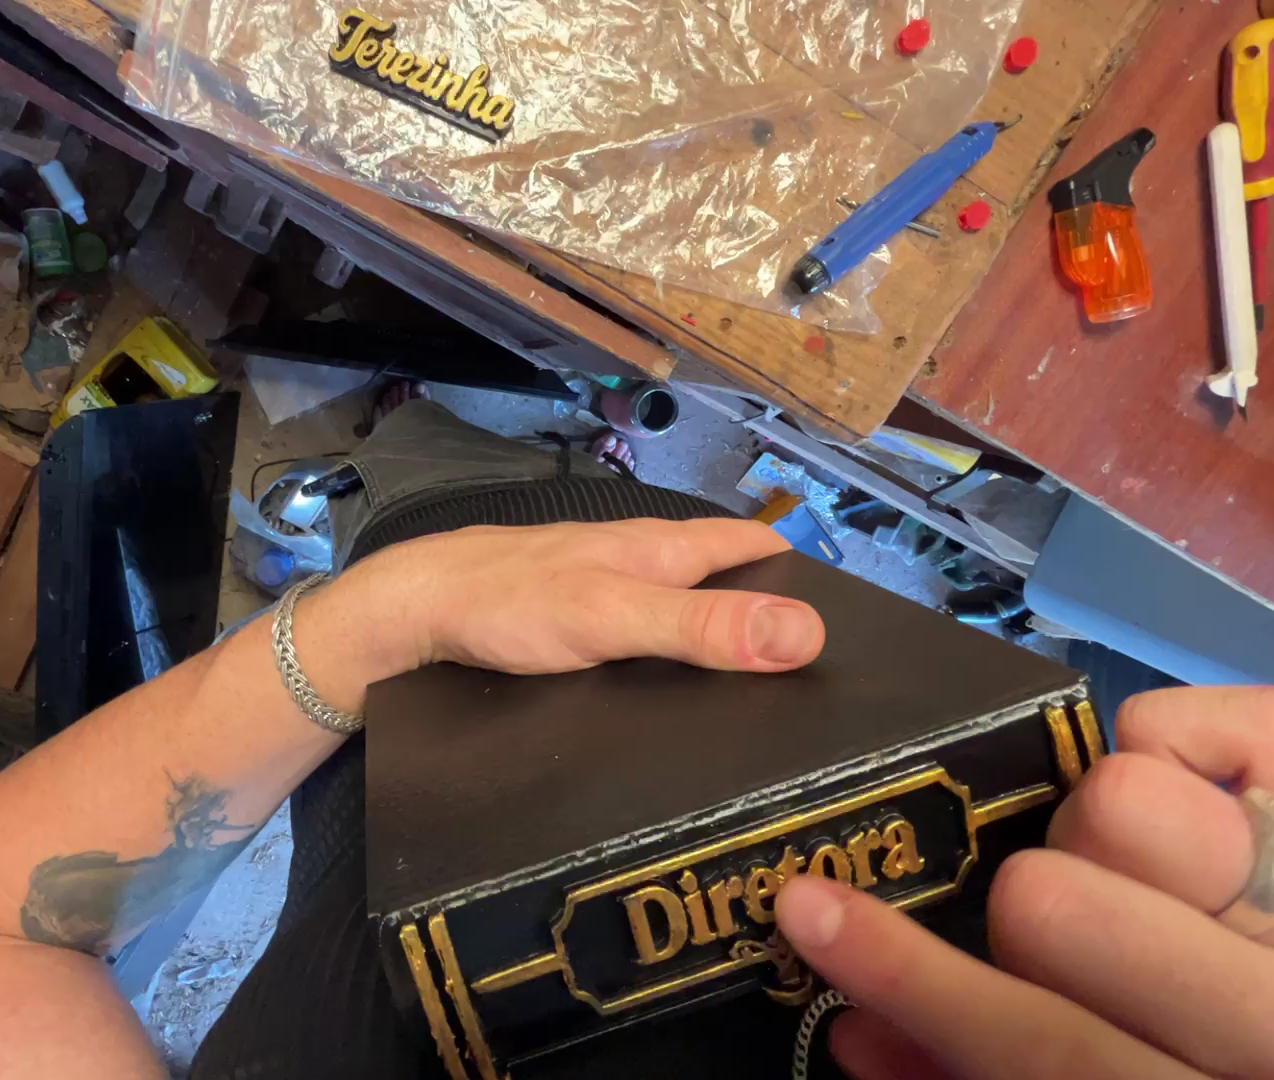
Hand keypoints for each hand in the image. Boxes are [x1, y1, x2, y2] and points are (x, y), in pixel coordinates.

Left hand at [294, 518, 825, 709]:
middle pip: (723, 578)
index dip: (803, 577)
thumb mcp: (614, 617)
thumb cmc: (515, 602)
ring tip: (752, 699)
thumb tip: (808, 634)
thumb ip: (700, 627)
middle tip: (810, 684)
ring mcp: (605, 586)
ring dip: (717, 637)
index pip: (753, 549)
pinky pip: (642, 631)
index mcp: (660, 549)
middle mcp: (638, 560)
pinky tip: (672, 692)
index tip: (851, 633)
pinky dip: (670, 653)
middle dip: (767, 614)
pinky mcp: (576, 616)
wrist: (422, 610)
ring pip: (681, 605)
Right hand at [775, 686, 1273, 1078]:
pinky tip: (1207, 806)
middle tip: (1063, 939)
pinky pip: (1257, 721)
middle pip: (1055, 897)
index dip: (908, 976)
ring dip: (1105, 833)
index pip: (1037, 1043)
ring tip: (1143, 881)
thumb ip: (974, 1069)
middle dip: (1029, 909)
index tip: (808, 911)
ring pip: (1134, 797)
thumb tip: (851, 1031)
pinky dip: (1195, 742)